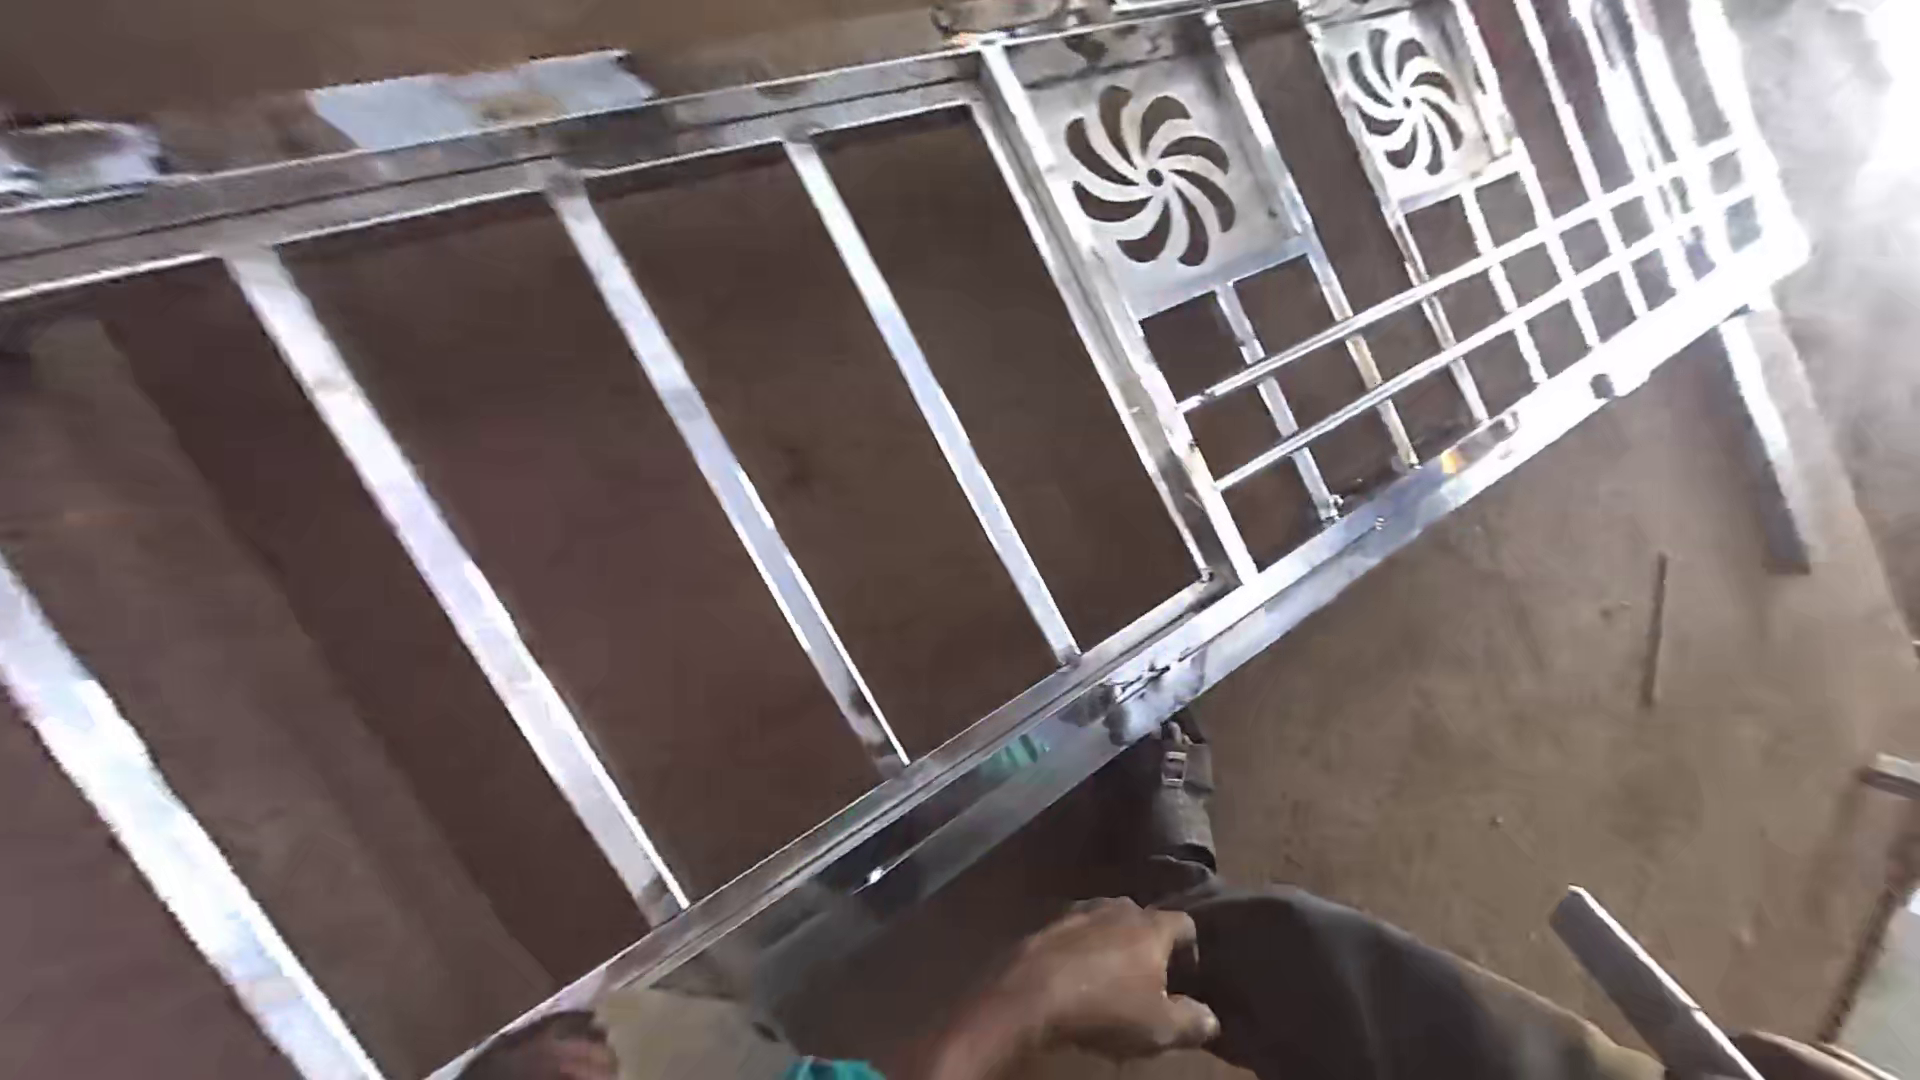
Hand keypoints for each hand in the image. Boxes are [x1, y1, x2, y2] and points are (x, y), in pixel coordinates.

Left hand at [915, 898, 1218, 1079]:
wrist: (1032, 990)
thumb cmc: (1105, 1008)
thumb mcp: (1160, 1028)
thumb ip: (1193, 1020)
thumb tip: (1210, 1016)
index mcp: (1150, 925)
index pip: (1184, 923)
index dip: (1191, 948)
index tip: (1188, 975)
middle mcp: (1118, 906)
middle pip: (1144, 918)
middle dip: (1150, 943)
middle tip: (1150, 979)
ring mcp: (1081, 908)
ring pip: (1109, 920)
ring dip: (1115, 942)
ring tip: (1113, 976)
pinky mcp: (1052, 919)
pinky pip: (1080, 929)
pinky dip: (1086, 945)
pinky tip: (1079, 972)